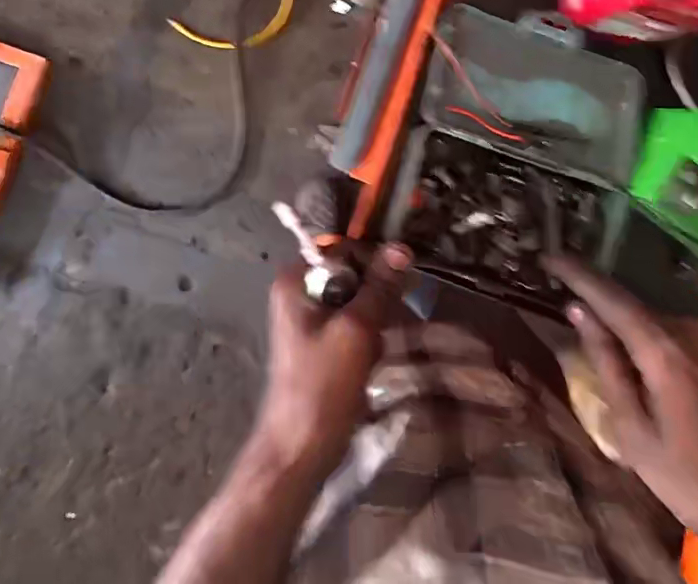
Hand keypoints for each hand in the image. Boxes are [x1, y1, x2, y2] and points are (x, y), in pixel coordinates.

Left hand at [251, 242, 412, 474]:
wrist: (299, 452)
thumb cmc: (322, 386)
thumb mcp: (356, 329)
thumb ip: (380, 286)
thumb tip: (401, 247)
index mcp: (295, 279)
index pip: (343, 248)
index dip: (373, 259)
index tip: (400, 279)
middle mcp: (298, 291)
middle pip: (351, 272)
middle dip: (377, 292)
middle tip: (398, 312)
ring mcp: (309, 318)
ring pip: (357, 298)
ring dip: (377, 316)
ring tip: (383, 341)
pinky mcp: (321, 342)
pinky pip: (353, 322)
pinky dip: (369, 333)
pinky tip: (376, 355)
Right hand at [544, 255, 697, 583]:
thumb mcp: (635, 435)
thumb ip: (606, 365)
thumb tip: (578, 311)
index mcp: (667, 351)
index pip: (611, 297)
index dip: (576, 274)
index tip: (549, 257)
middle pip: (642, 315)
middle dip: (617, 327)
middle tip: (603, 363)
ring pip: (672, 329)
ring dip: (651, 345)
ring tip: (654, 398)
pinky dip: (681, 354)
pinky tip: (690, 399)